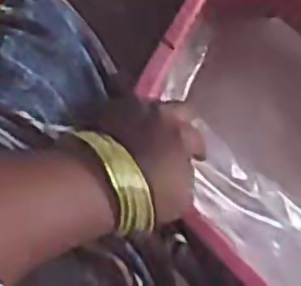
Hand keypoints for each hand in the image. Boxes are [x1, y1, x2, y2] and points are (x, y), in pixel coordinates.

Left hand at [101, 98, 204, 224]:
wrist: (103, 177)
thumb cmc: (149, 193)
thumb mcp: (182, 196)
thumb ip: (186, 172)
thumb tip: (182, 164)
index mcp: (181, 132)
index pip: (197, 136)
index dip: (197, 148)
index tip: (196, 157)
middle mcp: (159, 110)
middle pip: (176, 109)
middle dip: (179, 121)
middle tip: (176, 136)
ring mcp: (131, 104)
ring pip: (148, 106)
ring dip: (151, 118)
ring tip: (148, 132)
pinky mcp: (107, 106)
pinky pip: (125, 109)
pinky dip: (129, 119)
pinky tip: (127, 130)